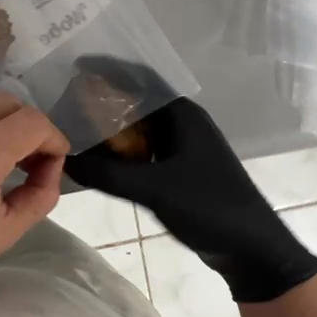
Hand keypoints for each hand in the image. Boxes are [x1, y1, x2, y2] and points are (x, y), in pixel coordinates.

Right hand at [67, 92, 316, 303]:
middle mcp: (183, 123)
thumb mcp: (154, 189)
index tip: (74, 70)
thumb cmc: (210, 206)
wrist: (250, 246)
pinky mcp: (181, 168)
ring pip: (140, 127)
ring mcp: (184, 146)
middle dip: (103, 100)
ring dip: (112, 127)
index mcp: (182, 114)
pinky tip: (101, 161)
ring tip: (76, 128)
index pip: (140, 79)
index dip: (107, 71)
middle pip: (137, 101)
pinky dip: (122, 150)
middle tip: (67, 104)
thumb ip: (109, 175)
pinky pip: (145, 149)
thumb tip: (66, 161)